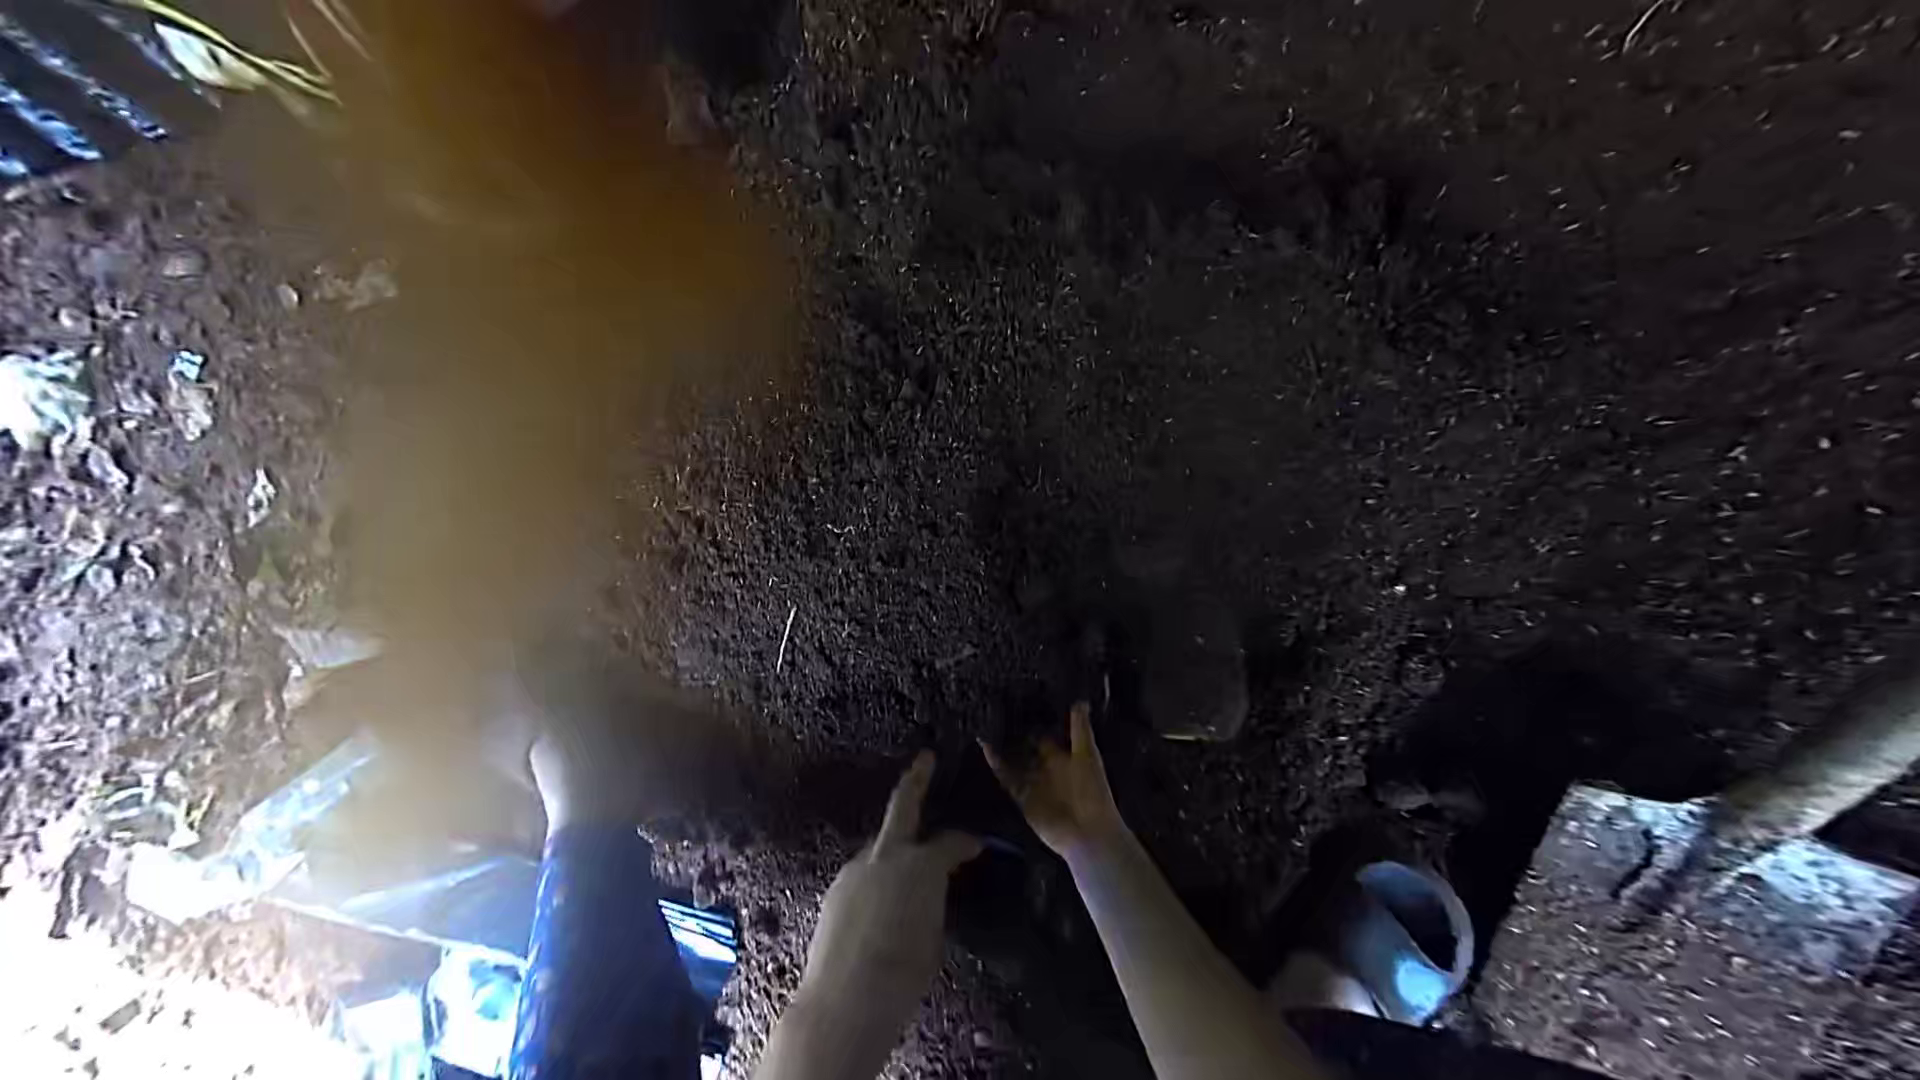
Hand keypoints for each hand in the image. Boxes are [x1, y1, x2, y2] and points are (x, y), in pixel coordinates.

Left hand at [796, 752, 980, 1014]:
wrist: (844, 1001)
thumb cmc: (903, 973)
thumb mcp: (934, 936)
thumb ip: (934, 901)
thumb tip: (931, 893)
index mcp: (921, 865)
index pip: (952, 842)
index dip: (967, 842)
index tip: (977, 845)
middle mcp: (887, 855)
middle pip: (903, 804)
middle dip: (917, 779)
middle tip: (925, 758)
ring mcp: (856, 867)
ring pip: (880, 846)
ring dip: (895, 849)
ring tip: (905, 870)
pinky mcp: (836, 886)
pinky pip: (863, 871)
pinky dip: (876, 876)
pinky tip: (879, 902)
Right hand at [982, 701, 1127, 859]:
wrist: (1088, 832)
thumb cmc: (1093, 790)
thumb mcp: (1087, 754)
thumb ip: (1080, 729)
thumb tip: (1080, 699)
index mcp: (1062, 757)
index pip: (1044, 735)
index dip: (1032, 720)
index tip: (1017, 700)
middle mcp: (1045, 768)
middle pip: (1025, 747)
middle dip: (1012, 733)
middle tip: (994, 709)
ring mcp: (1032, 782)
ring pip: (1012, 761)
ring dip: (1000, 747)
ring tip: (985, 724)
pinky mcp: (1021, 797)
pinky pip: (1006, 778)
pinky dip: (995, 764)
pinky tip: (985, 747)